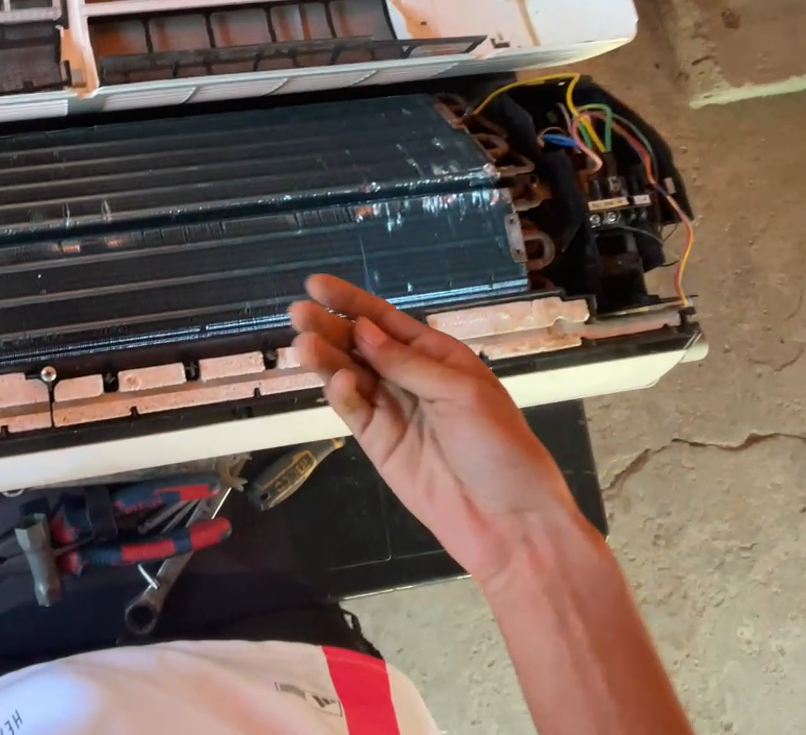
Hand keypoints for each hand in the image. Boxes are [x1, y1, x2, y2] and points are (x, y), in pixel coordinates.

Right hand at [289, 274, 584, 587]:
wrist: (508, 520)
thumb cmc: (497, 445)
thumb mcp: (461, 393)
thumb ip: (407, 362)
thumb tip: (362, 329)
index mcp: (434, 355)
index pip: (384, 319)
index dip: (350, 300)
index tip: (315, 284)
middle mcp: (406, 376)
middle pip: (358, 343)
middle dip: (328, 326)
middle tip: (297, 313)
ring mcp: (389, 408)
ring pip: (347, 373)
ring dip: (325, 357)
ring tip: (301, 344)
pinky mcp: (376, 441)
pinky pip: (352, 409)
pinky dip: (341, 394)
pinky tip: (337, 382)